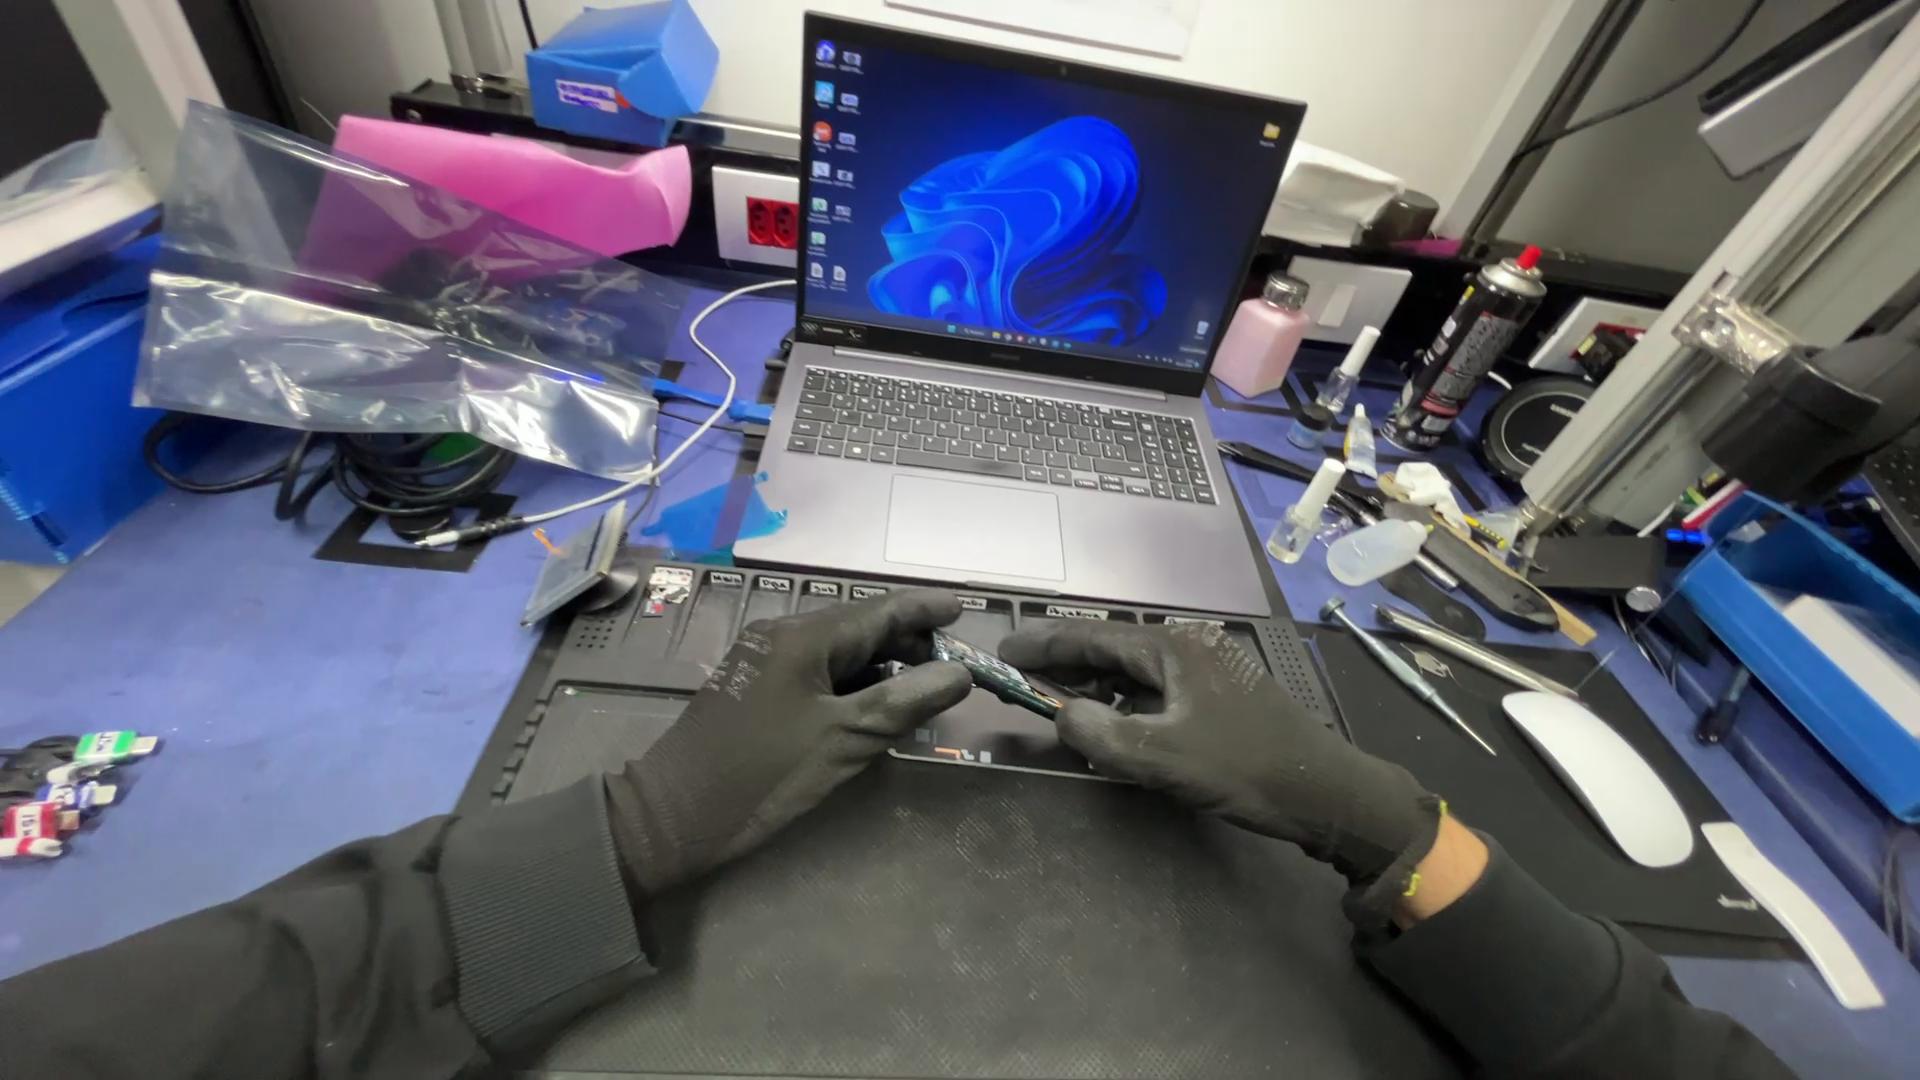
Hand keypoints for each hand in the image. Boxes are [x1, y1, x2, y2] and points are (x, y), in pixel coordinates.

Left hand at [605, 589, 971, 895]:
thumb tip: (959, 673)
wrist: (670, 816)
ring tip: (923, 686)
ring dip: (883, 664)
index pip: (879, 610)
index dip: (924, 609)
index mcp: (804, 637)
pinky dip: (855, 682)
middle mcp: (785, 636)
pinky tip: (876, 703)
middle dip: (909, 641)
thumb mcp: (842, 740)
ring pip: (841, 651)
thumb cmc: (759, 775)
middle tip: (953, 664)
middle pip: (861, 627)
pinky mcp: (759, 686)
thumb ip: (904, 701)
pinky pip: (820, 671)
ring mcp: (768, 660)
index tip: (962, 609)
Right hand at [998, 620, 1441, 923]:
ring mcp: (1204, 666)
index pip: (1094, 637)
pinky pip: (1152, 685)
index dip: (1046, 643)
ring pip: (1132, 667)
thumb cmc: (1247, 768)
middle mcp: (1186, 645)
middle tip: (1020, 671)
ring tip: (1052, 693)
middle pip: (1110, 647)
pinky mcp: (1215, 691)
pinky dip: (1121, 696)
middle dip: (1064, 659)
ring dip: (1092, 680)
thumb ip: (1104, 736)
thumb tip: (1063, 716)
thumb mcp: (1167, 758)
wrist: (1330, 792)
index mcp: (1173, 648)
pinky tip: (1106, 714)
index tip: (1006, 649)